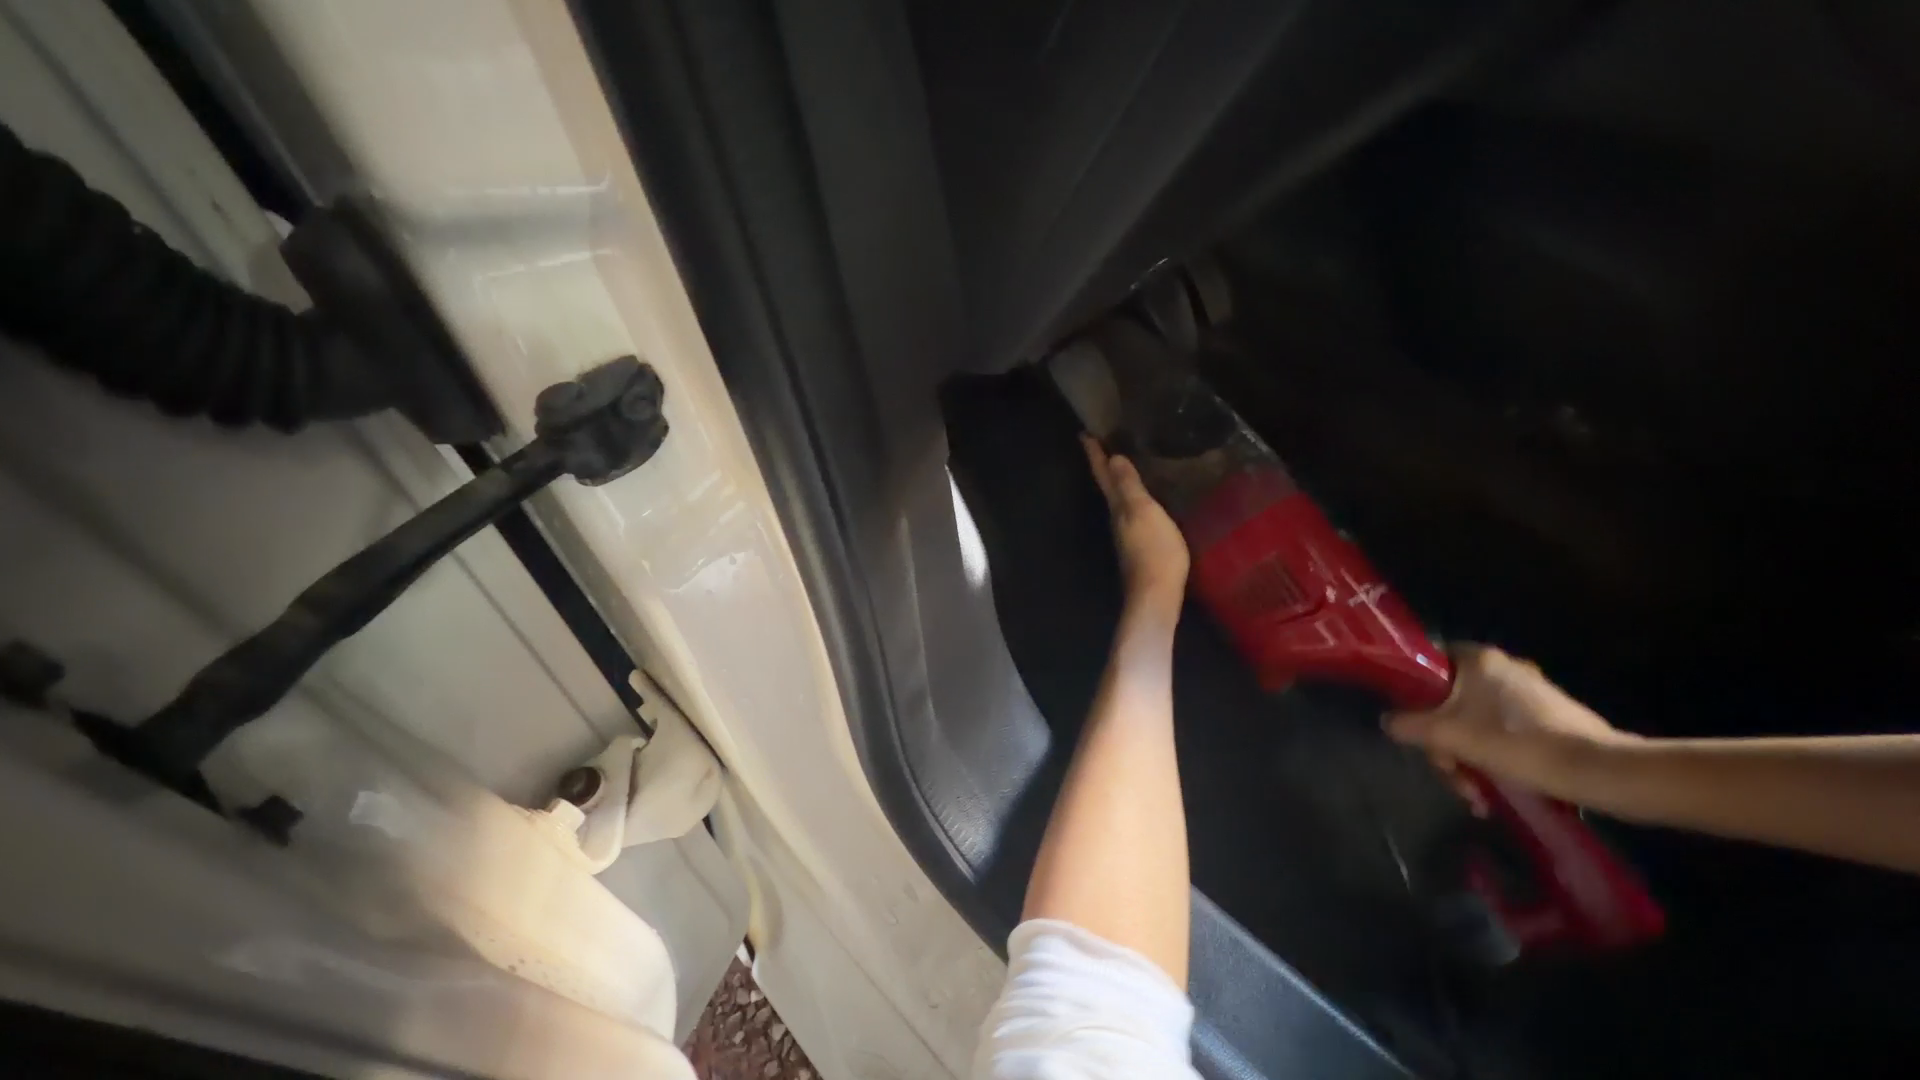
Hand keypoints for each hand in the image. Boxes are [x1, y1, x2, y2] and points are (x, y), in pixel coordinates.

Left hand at [1082, 434, 1189, 615]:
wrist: (1156, 592)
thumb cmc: (1153, 549)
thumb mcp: (1143, 511)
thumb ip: (1129, 486)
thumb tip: (1112, 458)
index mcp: (1118, 506)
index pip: (1103, 474)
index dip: (1094, 454)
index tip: (1083, 433)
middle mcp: (1117, 518)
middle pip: (1107, 486)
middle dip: (1104, 465)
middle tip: (1103, 443)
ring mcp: (1127, 533)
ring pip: (1118, 499)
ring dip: (1118, 481)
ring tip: (1124, 464)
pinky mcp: (1139, 545)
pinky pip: (1132, 513)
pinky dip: (1132, 499)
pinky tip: (1142, 499)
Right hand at [1384, 644, 1641, 807]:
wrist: (1599, 770)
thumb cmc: (1517, 743)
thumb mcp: (1450, 736)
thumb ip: (1410, 725)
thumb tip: (1388, 721)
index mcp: (1477, 660)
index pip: (1425, 662)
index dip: (1411, 693)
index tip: (1414, 726)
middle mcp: (1501, 668)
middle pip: (1447, 703)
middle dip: (1444, 746)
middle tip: (1453, 777)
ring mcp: (1525, 693)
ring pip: (1472, 723)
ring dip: (1466, 761)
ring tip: (1476, 797)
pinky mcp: (1545, 717)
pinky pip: (1499, 733)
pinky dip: (1491, 760)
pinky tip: (1494, 791)